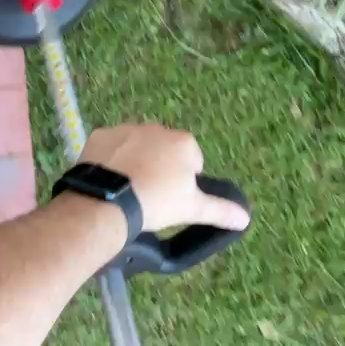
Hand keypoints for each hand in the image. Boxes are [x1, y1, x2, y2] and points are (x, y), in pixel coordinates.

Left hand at [78, 124, 249, 234]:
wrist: (109, 200)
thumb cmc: (157, 202)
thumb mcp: (193, 208)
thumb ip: (221, 210)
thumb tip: (245, 217)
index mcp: (183, 142)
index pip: (192, 159)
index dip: (184, 179)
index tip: (172, 195)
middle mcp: (155, 128)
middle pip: (163, 149)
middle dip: (160, 166)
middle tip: (150, 192)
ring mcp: (124, 128)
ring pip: (135, 145)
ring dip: (134, 159)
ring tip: (127, 186)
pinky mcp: (99, 135)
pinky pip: (109, 146)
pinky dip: (110, 157)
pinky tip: (108, 176)